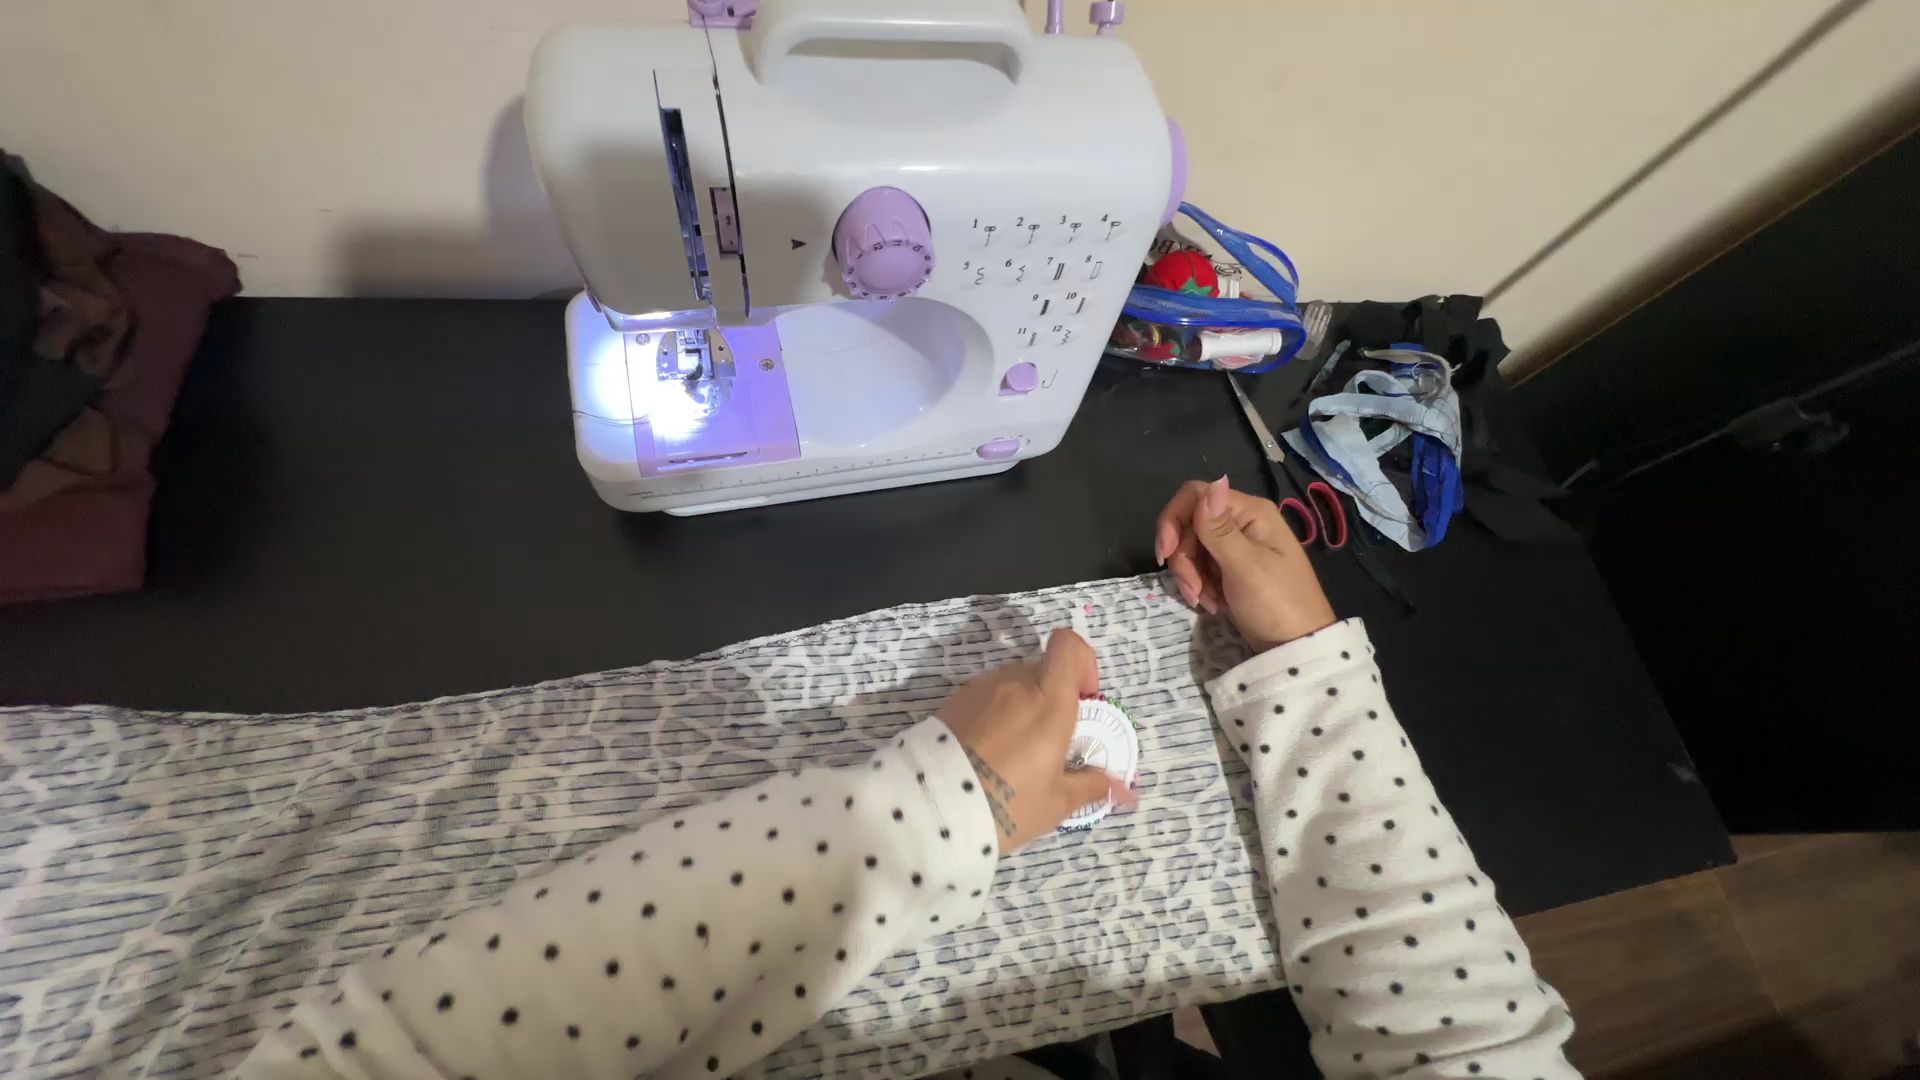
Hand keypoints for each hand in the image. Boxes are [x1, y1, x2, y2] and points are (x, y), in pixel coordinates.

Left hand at [939, 629, 1135, 852]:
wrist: (933, 806)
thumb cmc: (1006, 802)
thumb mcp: (1055, 803)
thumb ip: (1092, 787)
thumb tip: (1128, 792)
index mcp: (1048, 700)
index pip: (1069, 646)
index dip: (1083, 664)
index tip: (1083, 700)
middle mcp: (1015, 683)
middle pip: (1044, 670)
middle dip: (1054, 698)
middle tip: (1052, 742)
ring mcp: (981, 689)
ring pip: (1014, 684)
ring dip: (1024, 707)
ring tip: (1017, 753)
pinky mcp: (955, 701)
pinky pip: (988, 698)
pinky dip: (997, 715)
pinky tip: (989, 753)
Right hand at [1153, 476, 1336, 651]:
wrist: (1295, 647)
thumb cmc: (1277, 604)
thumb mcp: (1245, 567)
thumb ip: (1220, 529)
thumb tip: (1212, 481)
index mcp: (1250, 512)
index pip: (1195, 495)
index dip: (1173, 521)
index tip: (1165, 554)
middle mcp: (1241, 522)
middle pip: (1188, 525)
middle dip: (1183, 559)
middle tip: (1193, 591)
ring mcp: (1234, 545)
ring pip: (1189, 548)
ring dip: (1190, 576)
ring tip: (1205, 601)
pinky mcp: (1228, 567)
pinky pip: (1198, 567)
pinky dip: (1198, 585)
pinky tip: (1212, 604)